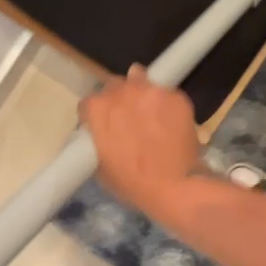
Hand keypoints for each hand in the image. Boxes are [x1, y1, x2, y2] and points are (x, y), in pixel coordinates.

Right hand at [80, 65, 203, 214]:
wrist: (174, 186)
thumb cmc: (131, 182)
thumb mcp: (100, 166)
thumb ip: (98, 140)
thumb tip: (102, 134)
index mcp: (98, 108)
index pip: (89, 103)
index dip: (95, 115)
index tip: (102, 126)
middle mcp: (122, 91)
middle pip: (114, 85)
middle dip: (117, 99)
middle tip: (126, 118)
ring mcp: (151, 90)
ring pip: (141, 79)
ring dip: (140, 92)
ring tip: (148, 110)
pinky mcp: (176, 96)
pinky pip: (166, 93)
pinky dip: (165, 103)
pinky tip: (170, 120)